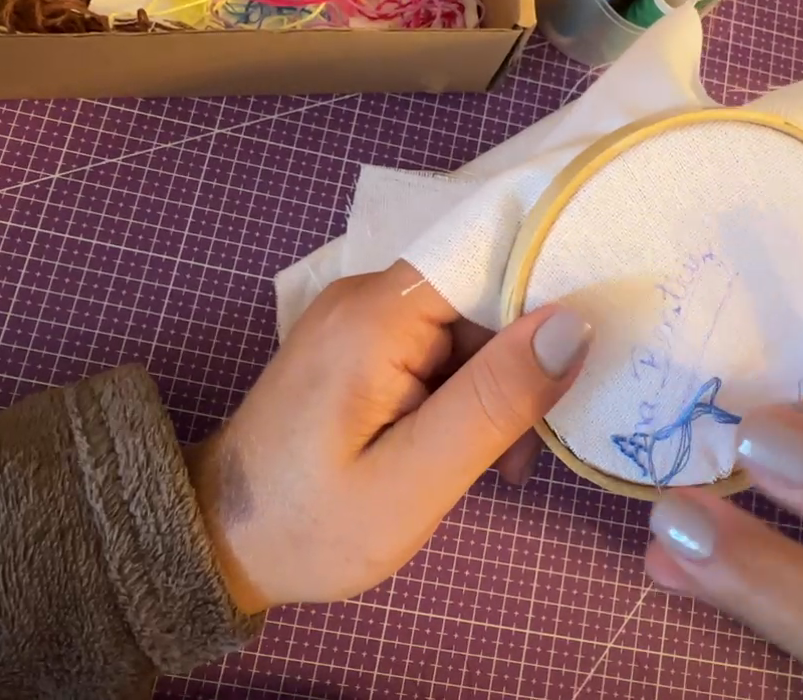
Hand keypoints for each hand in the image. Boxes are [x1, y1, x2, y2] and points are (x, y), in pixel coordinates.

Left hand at [189, 261, 591, 612]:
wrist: (219, 542)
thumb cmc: (313, 523)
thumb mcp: (415, 478)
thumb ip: (494, 400)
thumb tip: (570, 323)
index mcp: (375, 315)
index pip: (480, 259)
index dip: (539, 291)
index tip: (583, 350)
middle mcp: (365, 297)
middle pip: (475, 298)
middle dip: (515, 364)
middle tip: (522, 449)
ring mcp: (358, 319)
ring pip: (460, 327)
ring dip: (489, 387)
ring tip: (493, 463)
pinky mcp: (358, 346)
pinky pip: (431, 347)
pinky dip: (458, 391)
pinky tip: (460, 445)